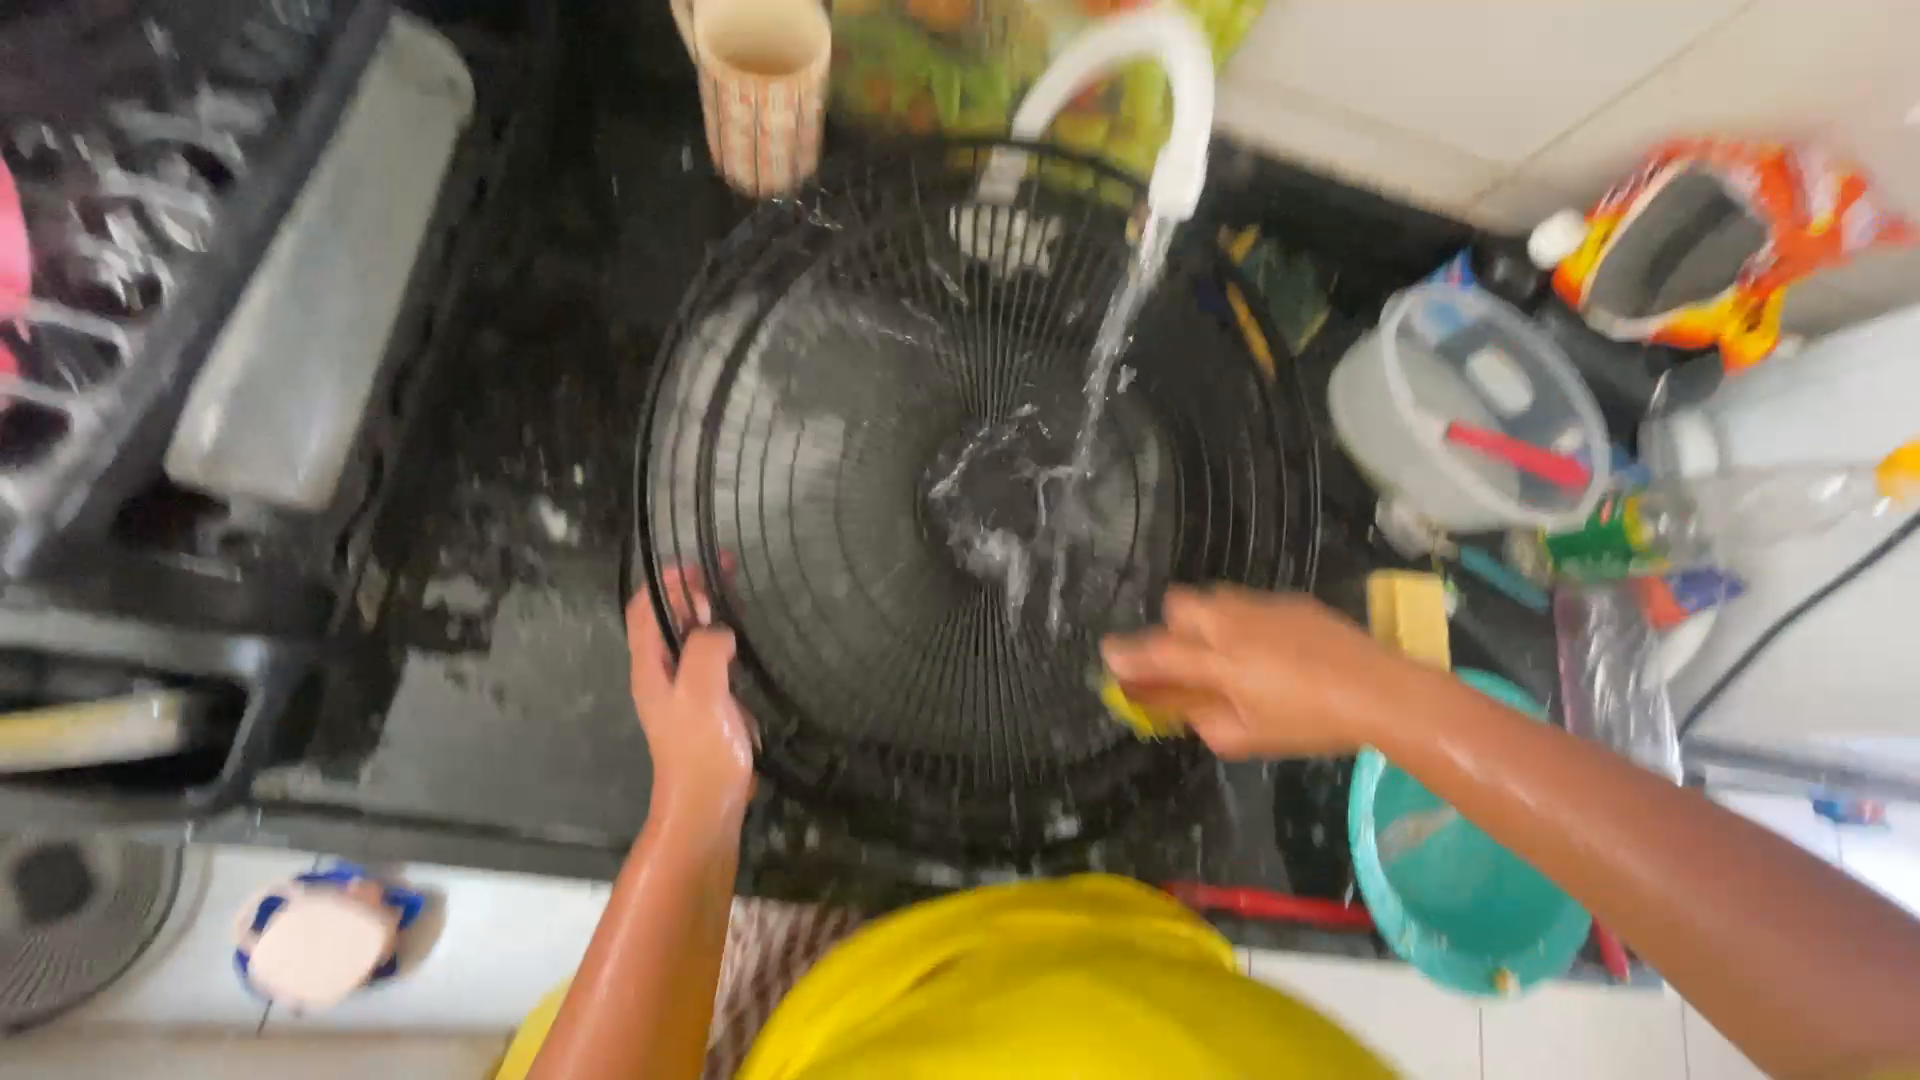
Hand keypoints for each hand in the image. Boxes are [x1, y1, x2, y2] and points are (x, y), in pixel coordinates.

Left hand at [626, 566, 755, 825]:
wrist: (708, 802)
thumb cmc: (699, 749)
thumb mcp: (700, 694)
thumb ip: (705, 651)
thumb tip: (720, 630)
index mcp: (651, 667)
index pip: (644, 610)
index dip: (666, 582)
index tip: (700, 566)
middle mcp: (662, 672)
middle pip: (666, 618)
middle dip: (690, 590)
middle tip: (728, 573)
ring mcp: (685, 687)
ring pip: (690, 636)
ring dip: (708, 611)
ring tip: (739, 595)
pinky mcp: (708, 701)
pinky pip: (711, 656)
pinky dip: (723, 636)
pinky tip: (747, 636)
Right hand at [1101, 585, 1415, 758]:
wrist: (1382, 691)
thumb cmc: (1312, 724)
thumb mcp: (1250, 737)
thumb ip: (1206, 721)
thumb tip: (1184, 709)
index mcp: (1221, 662)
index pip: (1159, 653)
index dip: (1128, 654)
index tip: (1108, 653)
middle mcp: (1234, 626)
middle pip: (1180, 605)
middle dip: (1171, 626)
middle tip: (1187, 657)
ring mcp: (1264, 608)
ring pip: (1215, 599)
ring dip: (1207, 620)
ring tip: (1230, 653)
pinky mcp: (1292, 602)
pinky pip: (1251, 605)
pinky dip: (1245, 624)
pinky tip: (1274, 652)